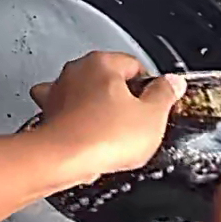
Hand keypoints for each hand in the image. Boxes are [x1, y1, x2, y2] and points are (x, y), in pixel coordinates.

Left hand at [29, 52, 184, 183]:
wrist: (63, 159)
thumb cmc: (103, 136)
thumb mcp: (151, 117)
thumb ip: (164, 94)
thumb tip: (173, 82)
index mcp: (103, 62)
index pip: (135, 65)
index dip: (149, 87)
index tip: (154, 105)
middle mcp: (77, 69)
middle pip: (110, 78)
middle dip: (122, 99)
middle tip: (133, 123)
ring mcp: (59, 88)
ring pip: (87, 93)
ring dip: (97, 109)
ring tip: (110, 134)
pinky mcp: (47, 109)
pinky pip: (67, 110)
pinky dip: (75, 119)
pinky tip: (85, 134)